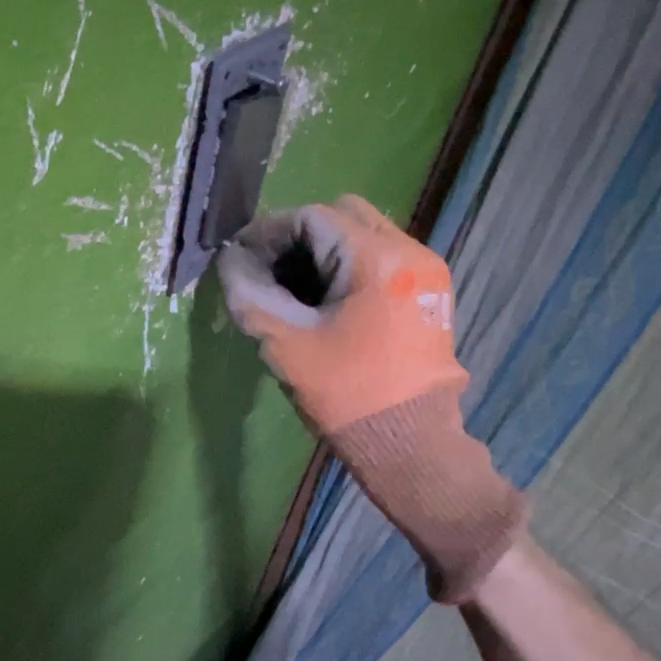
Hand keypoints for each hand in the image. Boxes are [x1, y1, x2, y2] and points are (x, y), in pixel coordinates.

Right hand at [215, 195, 524, 603]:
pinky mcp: (430, 293)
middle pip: (343, 216)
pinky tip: (327, 303)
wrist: (411, 444)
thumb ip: (251, 295)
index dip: (269, 232)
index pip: (312, 217)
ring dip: (325, 252)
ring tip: (294, 290)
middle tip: (270, 272)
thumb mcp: (286, 344)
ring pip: (364, 236)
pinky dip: (349, 268)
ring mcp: (426, 272)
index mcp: (377, 258)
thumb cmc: (347, 393)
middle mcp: (410, 251)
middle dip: (300, 237)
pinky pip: (382, 259)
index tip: (240, 258)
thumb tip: (230, 260)